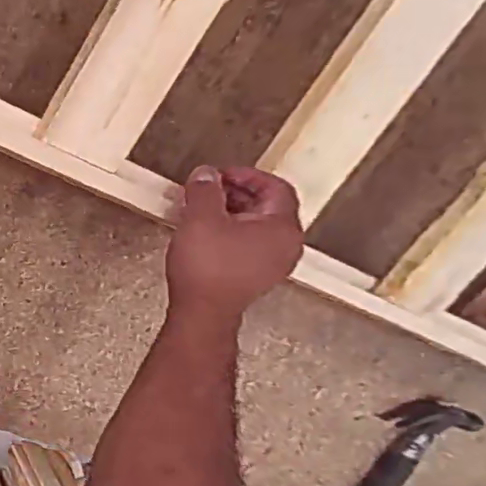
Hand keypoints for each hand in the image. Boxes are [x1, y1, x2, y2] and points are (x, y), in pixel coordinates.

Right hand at [166, 165, 303, 322]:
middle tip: (207, 190)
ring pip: (255, 226)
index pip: (275, 187)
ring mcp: (272, 263)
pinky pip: (247, 244)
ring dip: (229, 213)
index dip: (246, 176)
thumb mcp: (199, 219)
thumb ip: (204, 190)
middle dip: (234, 194)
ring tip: (200, 211)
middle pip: (266, 207)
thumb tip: (206, 174)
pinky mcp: (254, 276)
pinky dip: (228, 232)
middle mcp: (285, 245)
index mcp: (282, 227)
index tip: (220, 175)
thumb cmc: (207, 269)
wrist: (202, 311)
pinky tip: (203, 234)